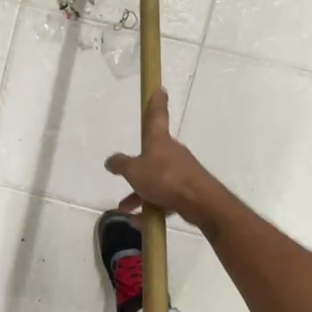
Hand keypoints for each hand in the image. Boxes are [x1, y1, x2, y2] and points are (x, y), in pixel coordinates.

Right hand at [105, 90, 225, 229]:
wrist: (200, 202)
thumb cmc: (165, 178)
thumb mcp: (134, 171)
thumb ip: (120, 164)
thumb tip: (111, 160)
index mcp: (159, 141)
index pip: (156, 115)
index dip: (156, 102)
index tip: (159, 90)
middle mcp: (171, 152)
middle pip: (150, 155)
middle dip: (135, 169)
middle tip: (123, 176)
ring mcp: (181, 171)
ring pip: (156, 179)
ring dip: (140, 193)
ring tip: (125, 208)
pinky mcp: (187, 189)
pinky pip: (164, 196)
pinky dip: (152, 206)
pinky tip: (140, 221)